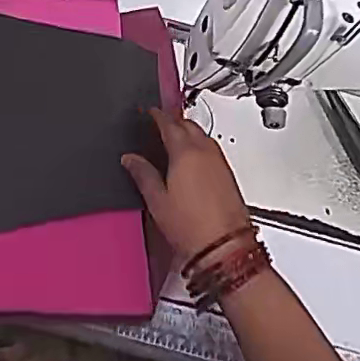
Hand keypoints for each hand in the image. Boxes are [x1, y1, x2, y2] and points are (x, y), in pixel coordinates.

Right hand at [121, 108, 252, 262]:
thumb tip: (131, 160)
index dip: (158, 115)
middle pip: (188, 125)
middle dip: (174, 121)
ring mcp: (219, 163)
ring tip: (175, 139)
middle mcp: (205, 152)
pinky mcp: (228, 175)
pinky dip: (200, 147)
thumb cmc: (194, 227)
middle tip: (161, 123)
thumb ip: (142, 174)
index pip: (169, 123)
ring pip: (203, 136)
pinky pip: (212, 150)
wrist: (224, 247)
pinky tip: (192, 160)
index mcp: (185, 152)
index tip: (151, 112)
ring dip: (189, 132)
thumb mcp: (157, 200)